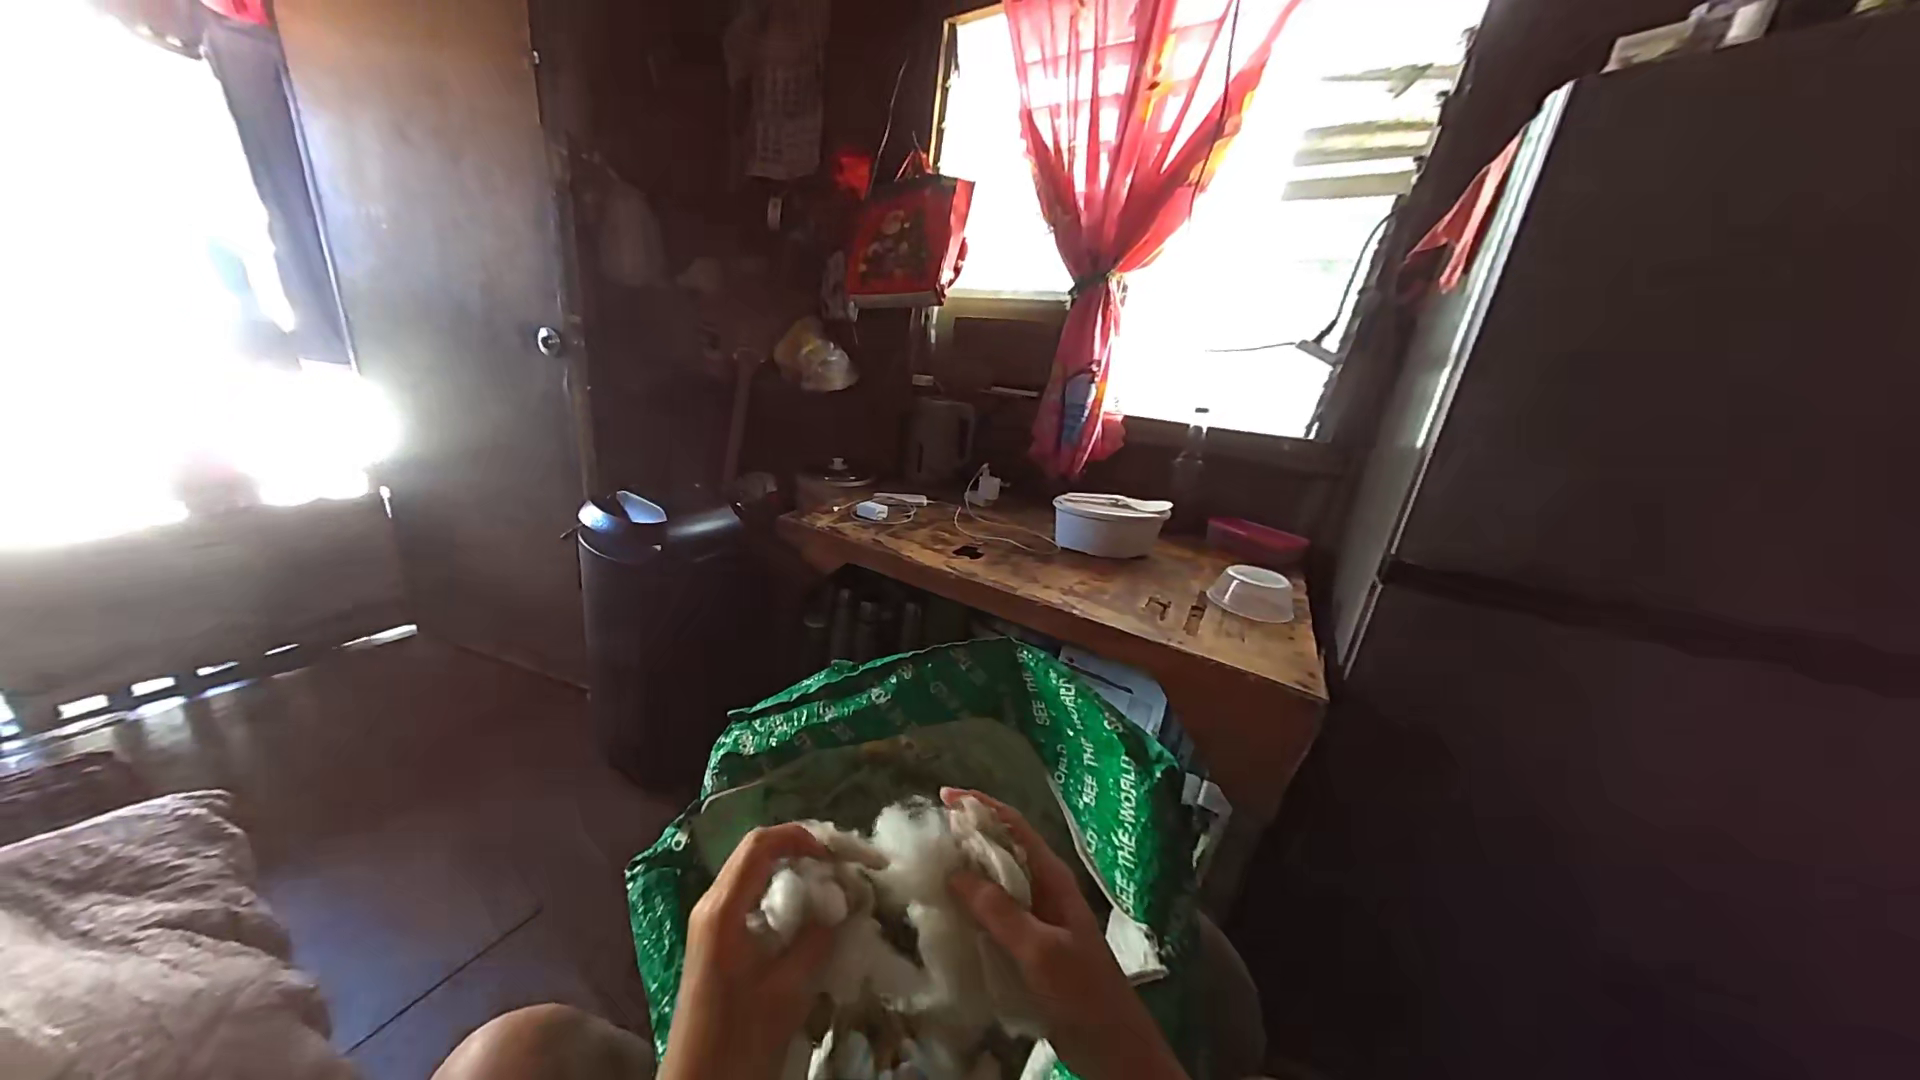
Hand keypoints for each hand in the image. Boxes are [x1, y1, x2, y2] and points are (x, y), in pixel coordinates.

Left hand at [660, 824, 835, 1079]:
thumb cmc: (740, 1038)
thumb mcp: (789, 988)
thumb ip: (820, 934)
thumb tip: (847, 895)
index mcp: (723, 909)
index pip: (760, 844)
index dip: (801, 836)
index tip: (835, 854)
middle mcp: (712, 903)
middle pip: (757, 849)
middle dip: (801, 847)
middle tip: (838, 861)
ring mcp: (711, 919)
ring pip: (755, 869)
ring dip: (793, 866)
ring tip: (829, 880)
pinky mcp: (717, 936)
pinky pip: (752, 891)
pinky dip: (782, 887)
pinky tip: (806, 907)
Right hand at [941, 788, 1188, 1079]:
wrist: (1113, 1048)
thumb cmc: (1081, 990)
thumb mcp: (1039, 949)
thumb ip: (1000, 911)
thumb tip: (956, 873)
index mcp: (1050, 875)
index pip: (1013, 825)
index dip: (980, 806)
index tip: (945, 797)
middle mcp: (1042, 885)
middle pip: (1001, 846)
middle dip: (967, 834)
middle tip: (929, 834)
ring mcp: (1035, 914)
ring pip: (995, 878)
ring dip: (966, 868)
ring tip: (931, 865)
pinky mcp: (1027, 941)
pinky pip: (994, 909)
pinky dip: (971, 902)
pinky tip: (948, 909)